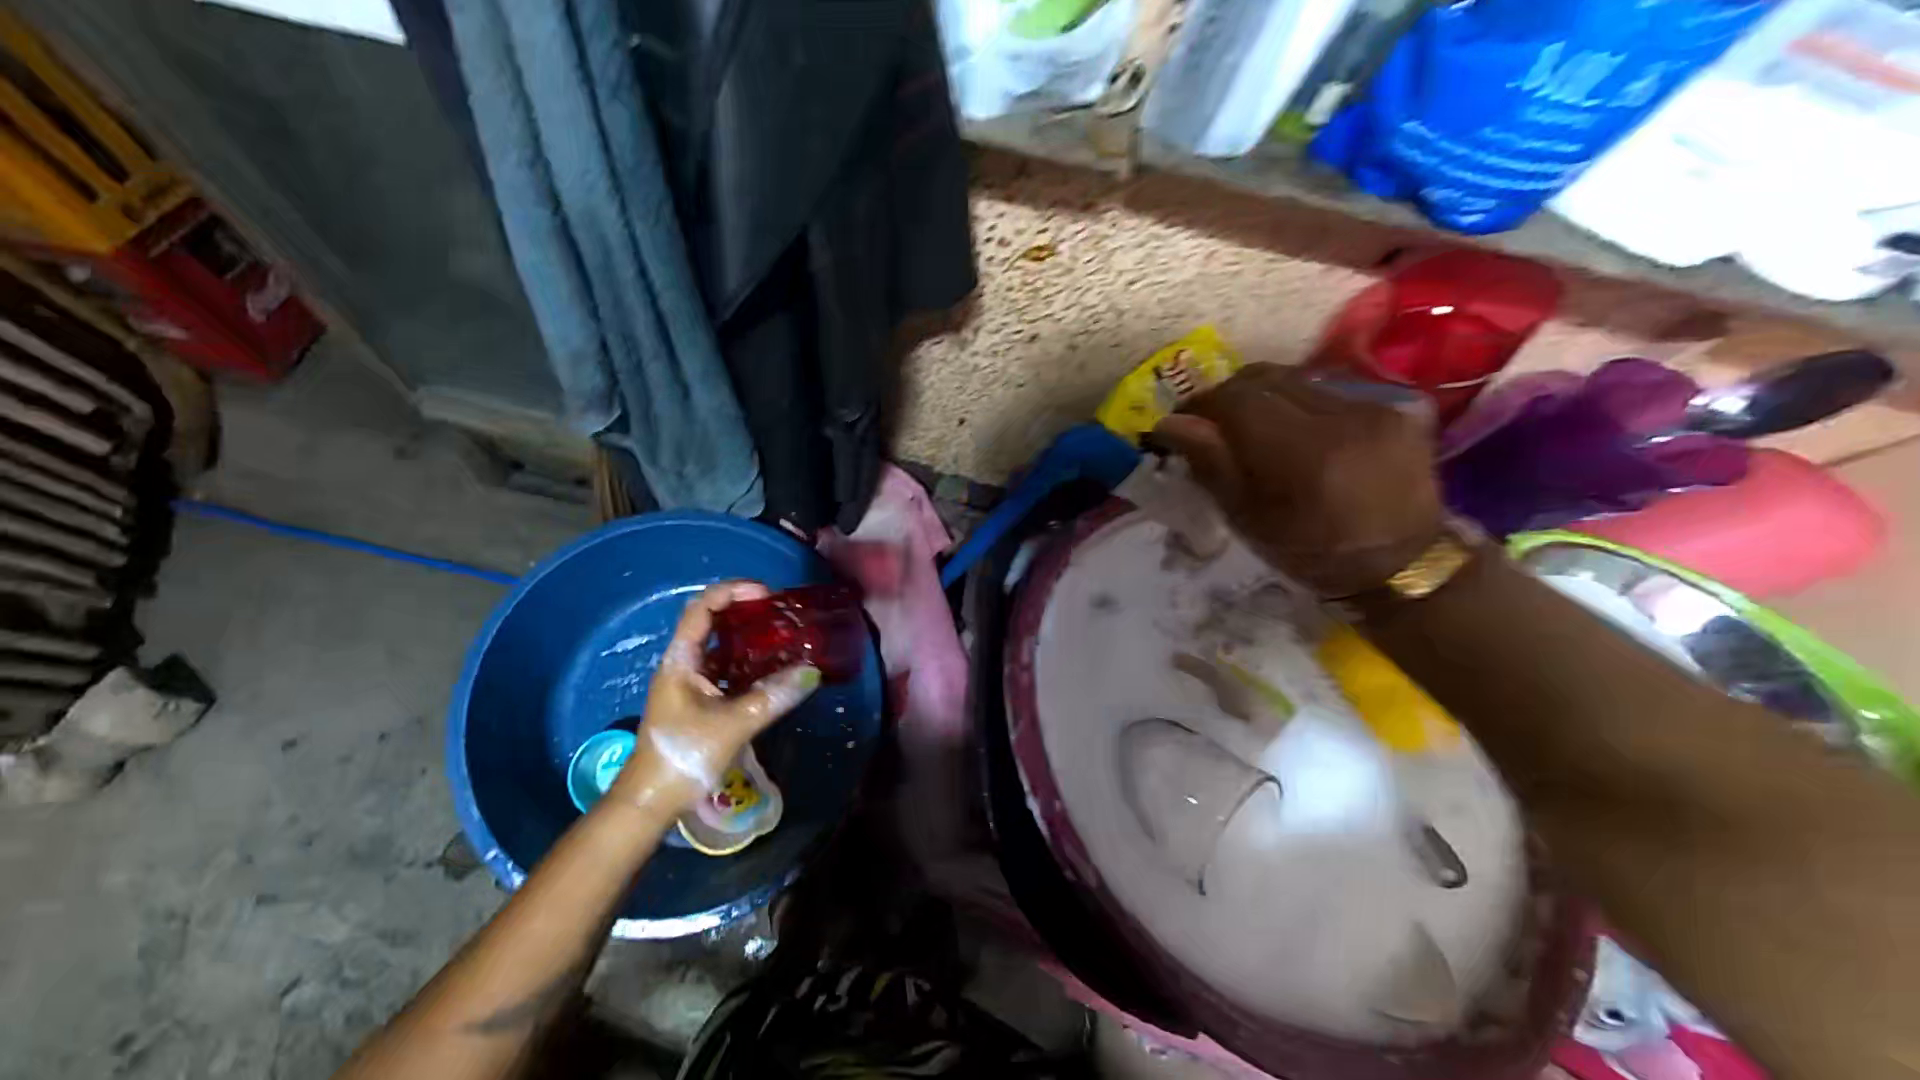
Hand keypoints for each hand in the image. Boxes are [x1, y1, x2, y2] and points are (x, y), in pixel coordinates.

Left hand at [605, 582, 820, 815]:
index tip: (766, 593)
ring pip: (719, 647)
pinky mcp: (697, 701)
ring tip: (781, 634)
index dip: (732, 591)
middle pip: (710, 621)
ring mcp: (689, 683)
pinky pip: (724, 670)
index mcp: (681, 660)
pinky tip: (771, 670)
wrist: (650, 802)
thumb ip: (772, 697)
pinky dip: (747, 662)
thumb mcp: (733, 725)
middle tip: (778, 611)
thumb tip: (811, 673)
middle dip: (743, 609)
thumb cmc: (682, 757)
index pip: (702, 608)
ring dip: (747, 636)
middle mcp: (682, 664)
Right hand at [1152, 363, 1444, 597]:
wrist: (1401, 565)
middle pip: (1267, 378)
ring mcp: (1373, 408)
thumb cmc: (1312, 553)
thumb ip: (1212, 464)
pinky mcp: (1393, 407)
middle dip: (1229, 395)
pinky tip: (1296, 432)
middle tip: (1210, 421)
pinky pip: (1329, 390)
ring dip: (1264, 397)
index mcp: (1302, 453)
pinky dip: (1300, 404)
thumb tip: (1171, 423)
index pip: (1238, 399)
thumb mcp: (1249, 519)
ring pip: (1297, 379)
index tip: (1181, 422)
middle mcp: (1341, 417)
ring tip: (1252, 427)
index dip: (1201, 403)